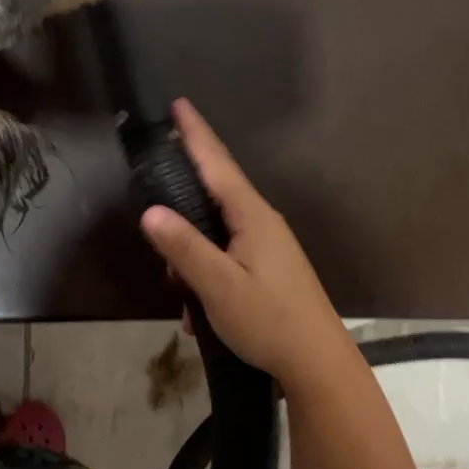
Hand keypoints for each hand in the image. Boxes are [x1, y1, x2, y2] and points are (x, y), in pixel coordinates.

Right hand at [139, 100, 355, 388]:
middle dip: (187, 178)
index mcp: (250, 214)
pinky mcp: (268, 266)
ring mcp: (267, 243)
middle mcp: (260, 220)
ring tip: (177, 280)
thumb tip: (150, 211)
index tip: (178, 103)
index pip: (216, 161)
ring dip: (192, 244)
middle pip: (216, 186)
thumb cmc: (269, 320)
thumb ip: (184, 247)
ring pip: (218, 225)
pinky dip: (206, 269)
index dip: (196, 132)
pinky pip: (227, 251)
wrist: (319, 365)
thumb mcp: (219, 286)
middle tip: (159, 174)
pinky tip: (196, 308)